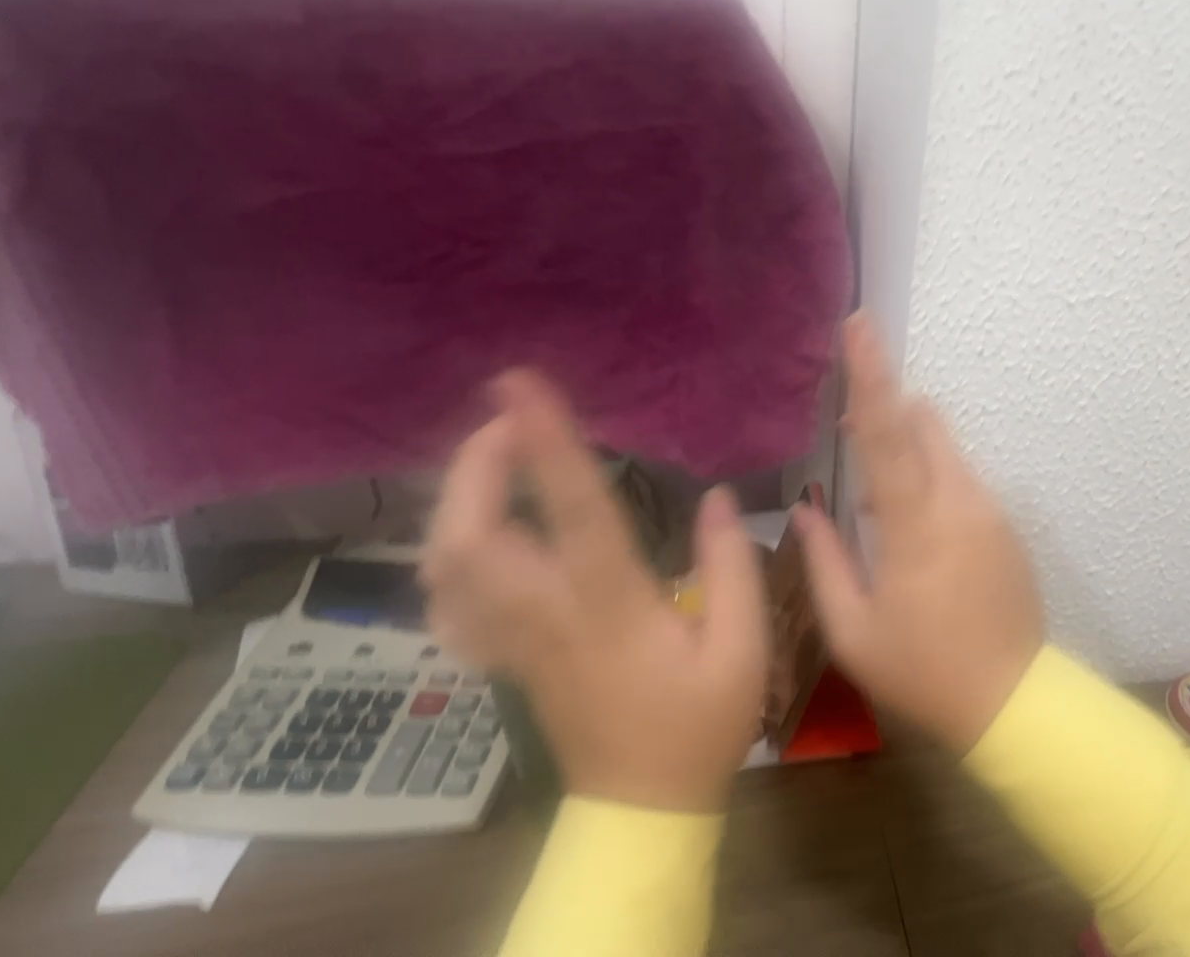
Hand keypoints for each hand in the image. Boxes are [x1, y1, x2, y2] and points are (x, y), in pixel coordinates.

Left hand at [420, 370, 767, 812]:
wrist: (642, 805)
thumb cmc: (700, 726)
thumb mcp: (743, 650)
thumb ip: (733, 568)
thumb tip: (717, 498)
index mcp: (611, 608)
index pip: (573, 512)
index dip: (544, 444)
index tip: (519, 385)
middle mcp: (546, 617)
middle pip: (472, 536)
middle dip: (475, 464)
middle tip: (507, 419)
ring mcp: (513, 641)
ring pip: (445, 567)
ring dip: (456, 500)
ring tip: (493, 461)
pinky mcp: (504, 659)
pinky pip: (447, 604)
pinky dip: (446, 558)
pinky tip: (475, 537)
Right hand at [794, 314, 1044, 754]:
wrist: (1011, 700)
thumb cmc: (921, 670)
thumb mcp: (852, 629)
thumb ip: (824, 559)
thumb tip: (805, 509)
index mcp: (916, 524)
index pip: (889, 432)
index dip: (871, 374)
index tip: (860, 323)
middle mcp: (961, 502)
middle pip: (924, 425)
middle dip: (888, 415)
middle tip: (852, 439)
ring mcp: (991, 512)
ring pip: (946, 452)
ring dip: (910, 455)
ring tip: (879, 507)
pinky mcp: (1007, 527)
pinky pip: (963, 481)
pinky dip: (933, 483)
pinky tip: (916, 535)